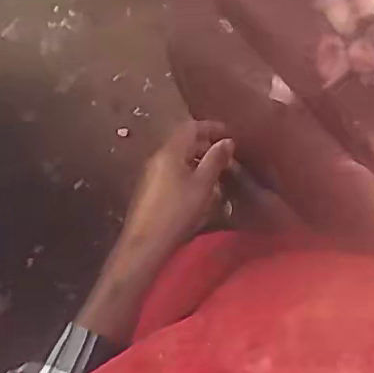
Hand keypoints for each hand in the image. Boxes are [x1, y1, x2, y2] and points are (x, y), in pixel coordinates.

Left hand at [76, 120, 233, 342]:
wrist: (144, 245)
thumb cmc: (177, 212)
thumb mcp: (203, 186)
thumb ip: (215, 160)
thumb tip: (227, 141)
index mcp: (170, 152)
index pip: (191, 127)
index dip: (211, 127)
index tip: (229, 133)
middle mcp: (158, 157)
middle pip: (184, 142)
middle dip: (206, 144)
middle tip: (227, 155)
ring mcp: (151, 173)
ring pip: (178, 158)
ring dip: (198, 160)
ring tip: (217, 172)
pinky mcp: (150, 189)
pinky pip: (173, 171)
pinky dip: (189, 172)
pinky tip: (200, 189)